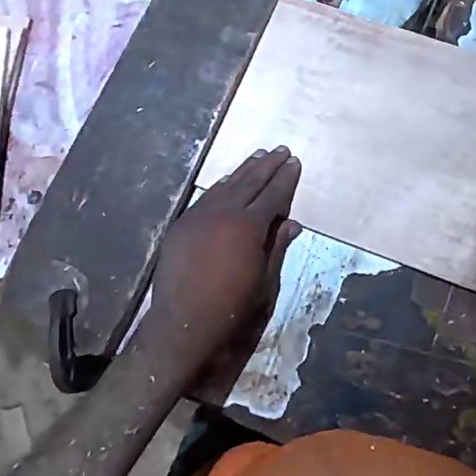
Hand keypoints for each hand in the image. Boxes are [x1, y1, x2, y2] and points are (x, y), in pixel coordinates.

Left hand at [134, 148, 301, 384]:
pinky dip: (220, 186)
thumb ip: (277, 246)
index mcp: (248, 227)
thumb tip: (291, 223)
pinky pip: (205, 197)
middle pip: (250, 182)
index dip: (285, 179)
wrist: (183, 325)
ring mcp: (199, 217)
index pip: (273, 195)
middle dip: (267, 165)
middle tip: (280, 150)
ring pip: (226, 185)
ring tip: (258, 156)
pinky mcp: (182, 226)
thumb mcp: (265, 280)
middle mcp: (224, 214)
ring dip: (244, 170)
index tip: (294, 162)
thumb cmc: (232, 308)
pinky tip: (227, 180)